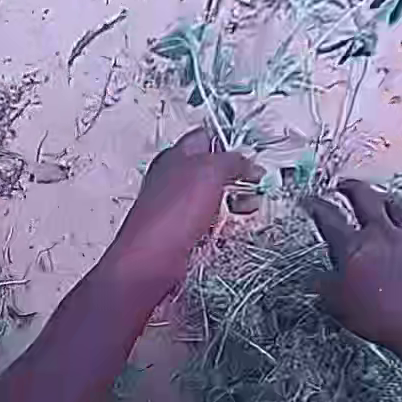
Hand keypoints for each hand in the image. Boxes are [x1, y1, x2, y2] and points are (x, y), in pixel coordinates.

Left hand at [104, 129, 261, 295]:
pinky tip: (225, 231)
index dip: (230, 143)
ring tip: (244, 209)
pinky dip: (221, 228)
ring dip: (233, 204)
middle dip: (237, 177)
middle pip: (213, 171)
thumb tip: (248, 164)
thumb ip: (232, 160)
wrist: (150, 263)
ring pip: (213, 200)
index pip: (206, 138)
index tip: (251, 155)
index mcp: (174, 158)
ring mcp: (175, 210)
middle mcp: (171, 183)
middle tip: (251, 185)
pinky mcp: (179, 236)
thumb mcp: (210, 171)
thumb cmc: (170, 216)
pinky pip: (208, 226)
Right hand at [305, 179, 401, 358]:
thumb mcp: (336, 302)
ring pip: (396, 206)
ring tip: (377, 198)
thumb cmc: (374, 315)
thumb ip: (325, 284)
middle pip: (365, 199)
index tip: (307, 200)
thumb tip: (317, 279)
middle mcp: (380, 233)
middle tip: (342, 185)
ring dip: (383, 199)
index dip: (314, 206)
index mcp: (352, 247)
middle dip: (351, 188)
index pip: (328, 218)